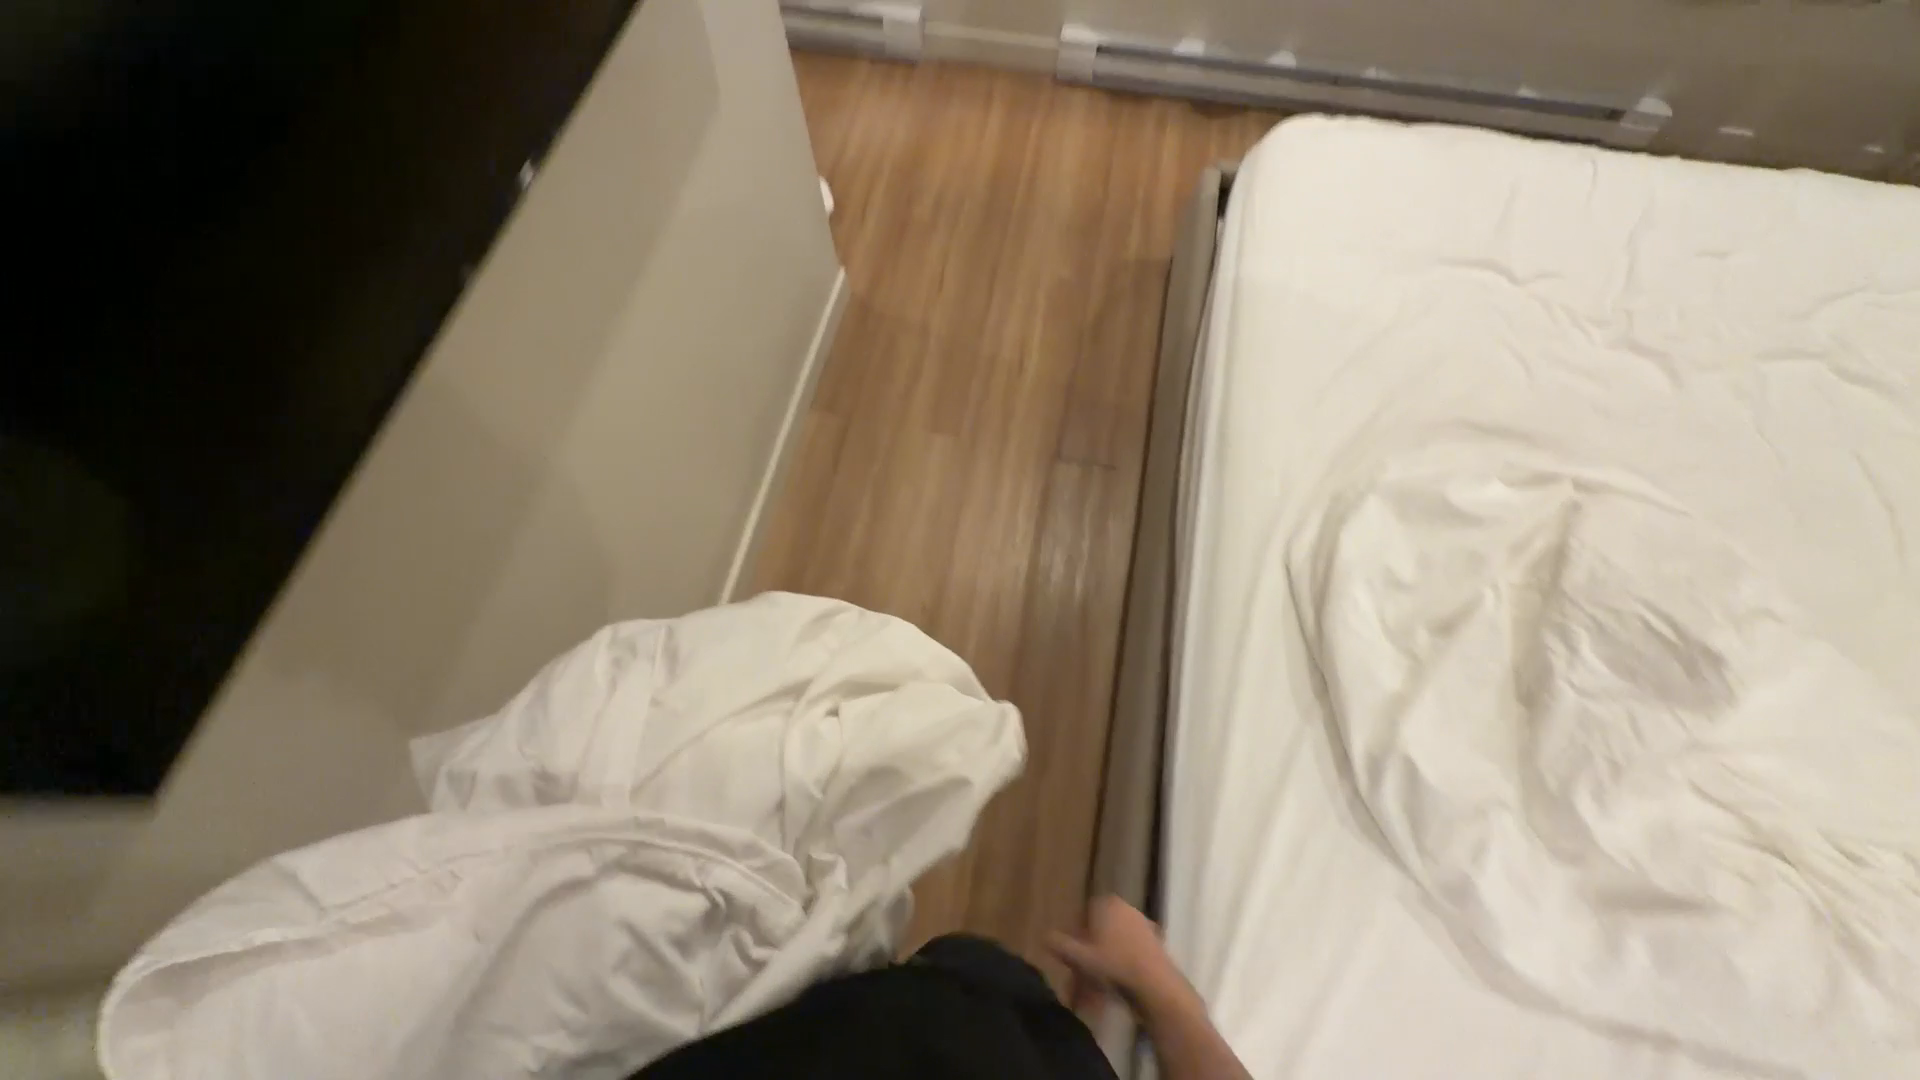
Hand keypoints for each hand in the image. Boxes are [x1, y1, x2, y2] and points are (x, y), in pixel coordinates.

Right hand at [1048, 896, 1182, 1014]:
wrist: (1157, 987)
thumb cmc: (1114, 966)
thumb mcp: (1079, 958)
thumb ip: (1060, 945)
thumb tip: (1043, 936)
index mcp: (1107, 903)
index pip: (1083, 916)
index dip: (1076, 939)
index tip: (1072, 962)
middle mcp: (1126, 908)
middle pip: (1100, 933)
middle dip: (1089, 958)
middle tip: (1082, 983)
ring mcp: (1144, 926)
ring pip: (1114, 947)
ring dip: (1103, 967)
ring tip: (1097, 994)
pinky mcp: (1157, 945)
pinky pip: (1130, 956)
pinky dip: (1121, 970)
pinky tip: (1117, 991)